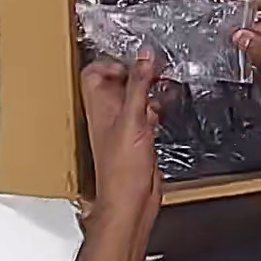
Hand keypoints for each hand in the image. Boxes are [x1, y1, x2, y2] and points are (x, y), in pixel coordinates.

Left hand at [79, 50, 161, 232]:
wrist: (131, 204)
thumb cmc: (122, 170)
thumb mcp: (132, 119)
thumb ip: (138, 85)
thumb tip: (143, 56)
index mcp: (100, 106)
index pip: (94, 72)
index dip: (111, 62)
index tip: (134, 62)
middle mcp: (110, 114)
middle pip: (117, 82)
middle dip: (137, 72)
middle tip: (155, 67)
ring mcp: (125, 126)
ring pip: (134, 96)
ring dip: (149, 88)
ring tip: (164, 81)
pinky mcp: (140, 137)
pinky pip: (147, 112)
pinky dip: (157, 105)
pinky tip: (166, 104)